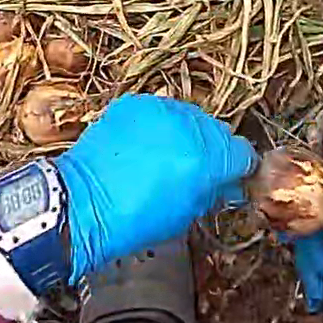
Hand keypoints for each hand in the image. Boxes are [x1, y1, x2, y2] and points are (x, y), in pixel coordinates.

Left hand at [57, 94, 255, 281]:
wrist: (79, 205)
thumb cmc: (136, 219)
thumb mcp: (186, 214)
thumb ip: (213, 192)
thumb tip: (227, 184)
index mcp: (209, 157)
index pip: (243, 152)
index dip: (238, 167)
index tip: (230, 177)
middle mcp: (191, 125)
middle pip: (218, 131)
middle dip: (212, 149)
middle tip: (196, 169)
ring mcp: (163, 109)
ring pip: (191, 117)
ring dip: (186, 134)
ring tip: (167, 155)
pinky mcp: (138, 102)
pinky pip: (160, 111)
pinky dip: (159, 126)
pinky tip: (145, 145)